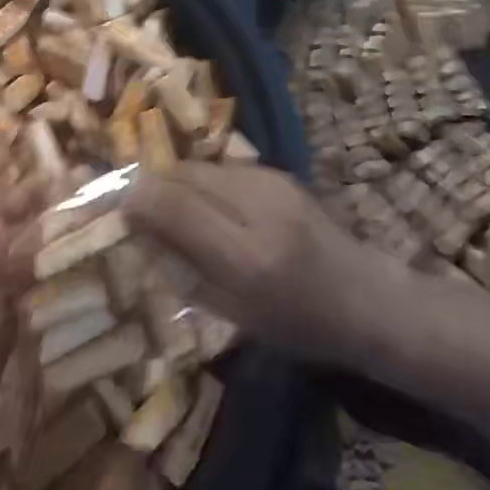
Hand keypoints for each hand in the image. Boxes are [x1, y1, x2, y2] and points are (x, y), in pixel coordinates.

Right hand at [122, 162, 384, 353]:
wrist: (368, 299)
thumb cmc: (298, 324)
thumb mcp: (231, 313)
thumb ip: (179, 267)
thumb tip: (135, 227)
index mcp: (246, 255)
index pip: (172, 204)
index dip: (138, 202)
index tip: (121, 213)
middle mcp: (257, 206)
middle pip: (180, 174)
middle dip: (151, 186)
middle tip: (139, 209)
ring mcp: (270, 182)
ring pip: (197, 165)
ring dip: (175, 182)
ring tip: (171, 209)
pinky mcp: (277, 171)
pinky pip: (219, 167)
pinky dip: (201, 182)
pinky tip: (207, 206)